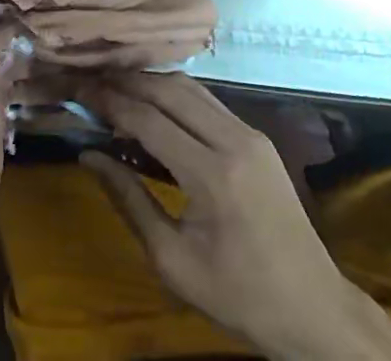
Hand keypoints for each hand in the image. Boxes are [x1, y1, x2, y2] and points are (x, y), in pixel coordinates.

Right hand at [80, 73, 390, 360]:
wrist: (312, 307)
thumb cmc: (237, 294)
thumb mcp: (171, 259)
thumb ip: (128, 199)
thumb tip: (87, 155)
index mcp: (212, 174)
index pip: (149, 119)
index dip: (109, 101)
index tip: (78, 90)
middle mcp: (234, 140)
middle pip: (170, 90)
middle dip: (127, 82)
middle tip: (91, 82)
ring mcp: (251, 134)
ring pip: (192, 88)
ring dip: (151, 83)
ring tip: (114, 89)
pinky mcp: (258, 138)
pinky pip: (209, 102)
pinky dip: (175, 96)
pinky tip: (152, 105)